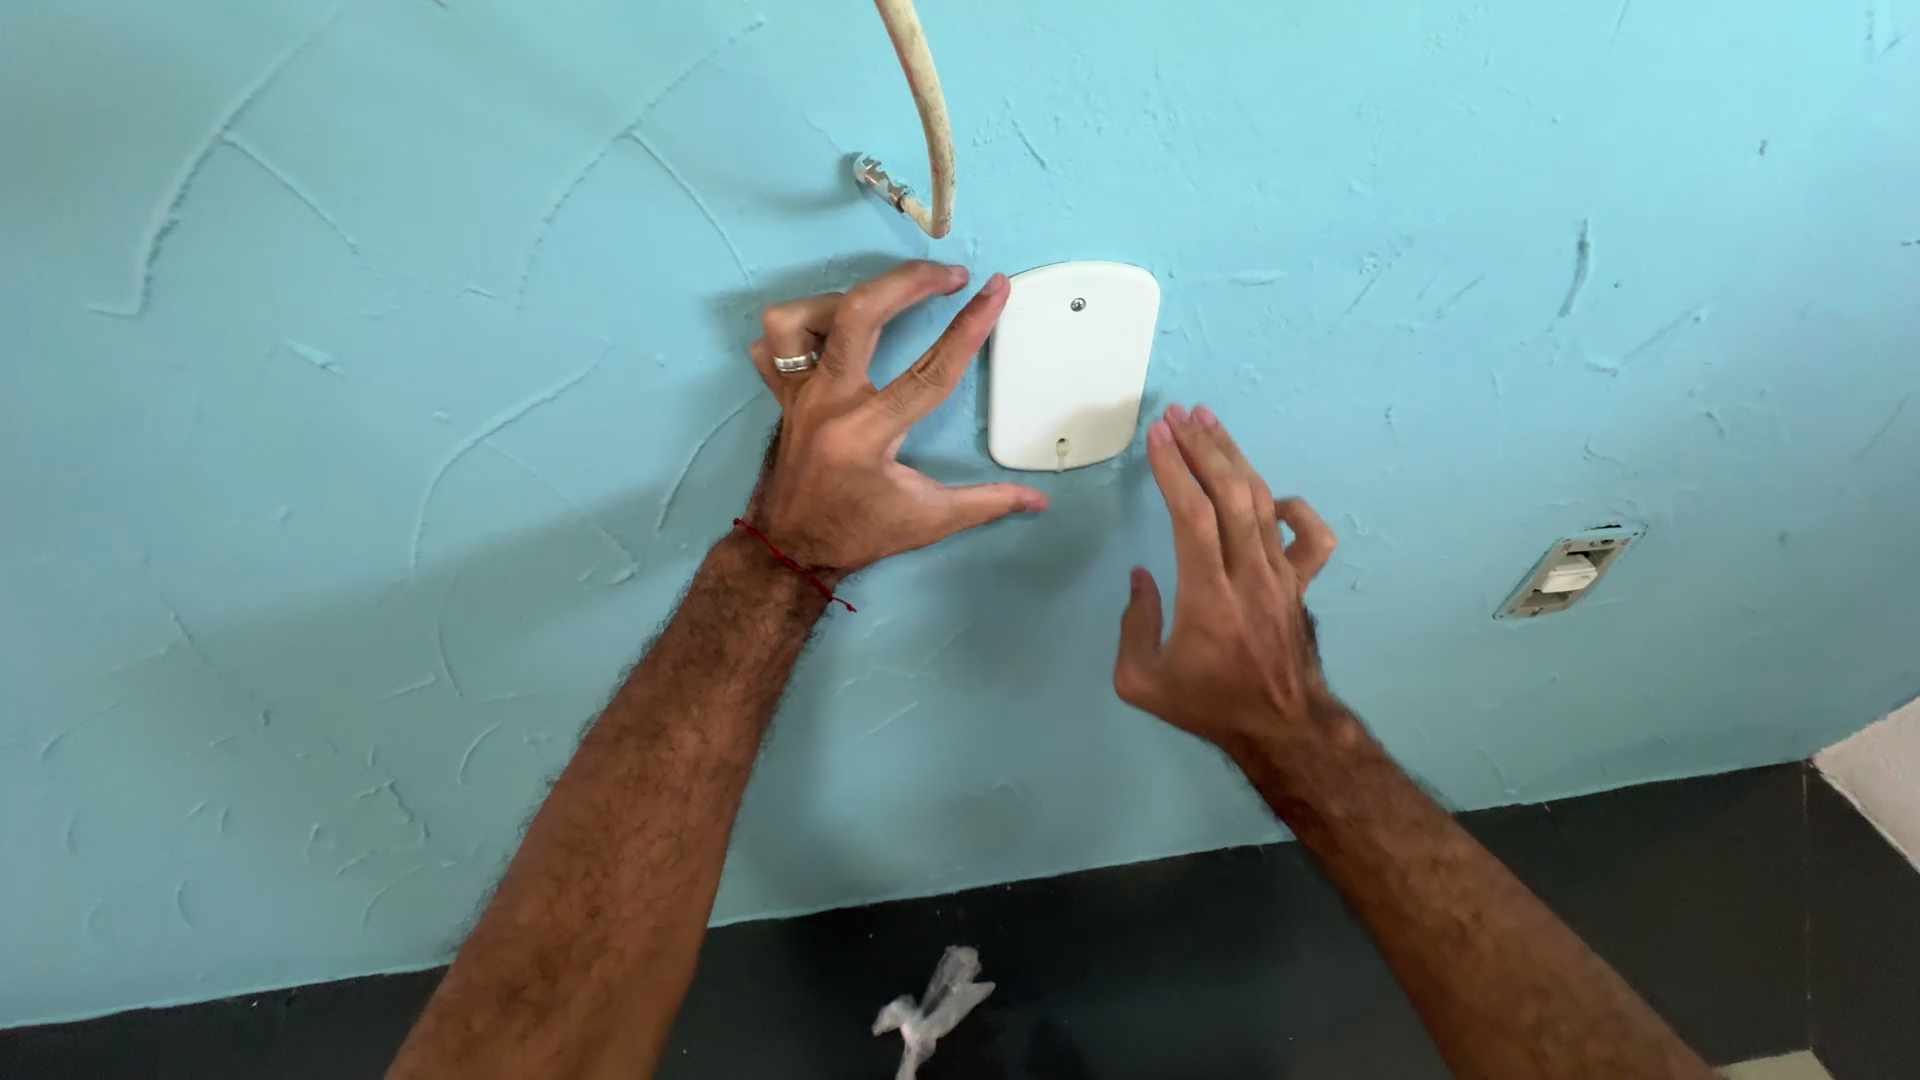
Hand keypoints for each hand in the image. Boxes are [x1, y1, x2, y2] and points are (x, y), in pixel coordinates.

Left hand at [744, 261, 1048, 575]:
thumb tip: (1038, 500)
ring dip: (843, 298)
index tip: (996, 291)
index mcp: (868, 434)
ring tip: (881, 304)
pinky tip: (831, 330)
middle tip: (948, 276)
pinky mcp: (781, 396)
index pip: (930, 371)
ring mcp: (798, 396)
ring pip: (800, 318)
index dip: (970, 327)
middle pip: (859, 315)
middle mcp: (828, 404)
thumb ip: (987, 504)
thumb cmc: (858, 534)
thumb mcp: (929, 521)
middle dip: (908, 281)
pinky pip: (773, 343)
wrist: (790, 548)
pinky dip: (800, 325)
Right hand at [1112, 404, 1338, 750]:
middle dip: (1203, 448)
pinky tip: (1272, 495)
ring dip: (1236, 459)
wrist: (1282, 728)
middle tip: (1181, 414)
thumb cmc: (1208, 704)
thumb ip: (1133, 625)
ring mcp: (1282, 577)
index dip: (1174, 471)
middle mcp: (1250, 576)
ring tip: (1211, 424)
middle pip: (1232, 495)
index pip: (1193, 517)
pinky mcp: (1300, 585)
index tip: (1158, 436)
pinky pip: (1312, 537)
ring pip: (1264, 503)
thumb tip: (1141, 578)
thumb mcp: (1141, 681)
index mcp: (1208, 597)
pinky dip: (1295, 507)